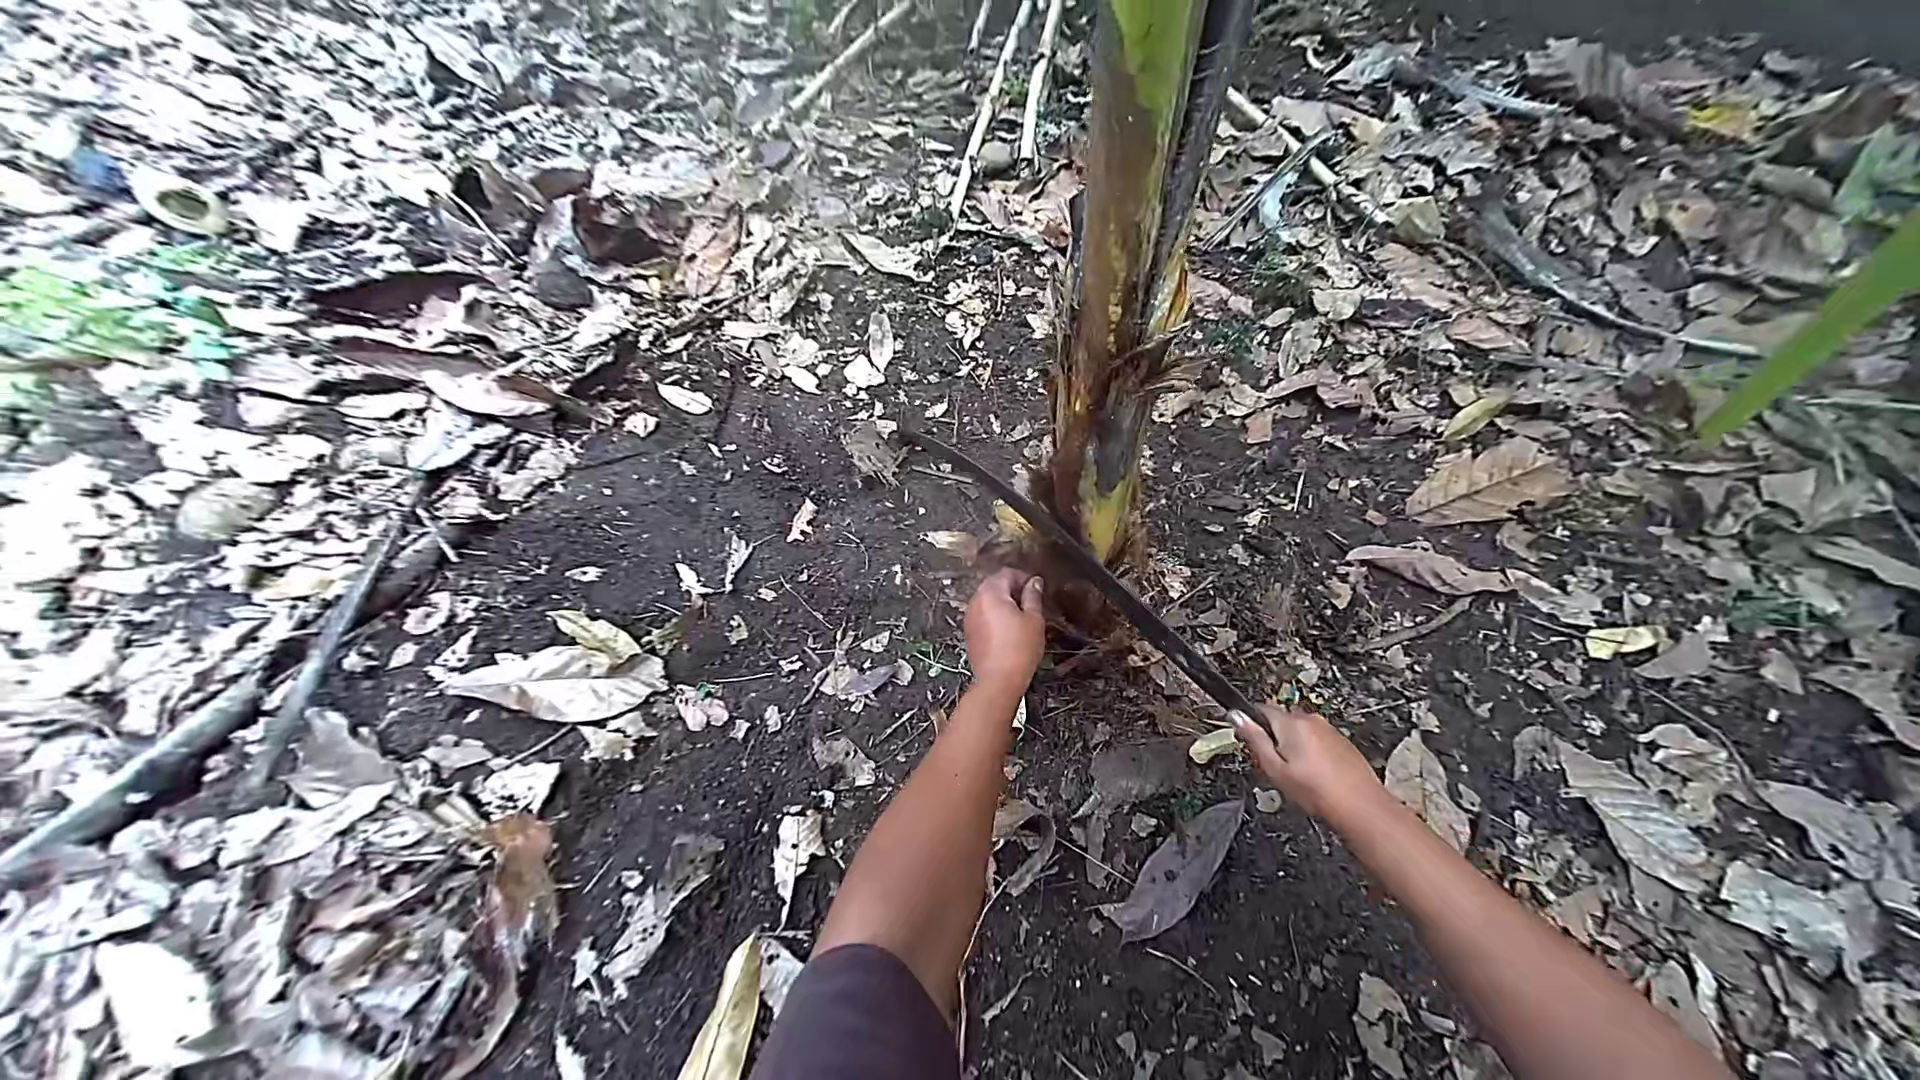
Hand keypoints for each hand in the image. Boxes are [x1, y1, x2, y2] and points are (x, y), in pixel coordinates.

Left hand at [963, 569, 1045, 690]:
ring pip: (988, 600)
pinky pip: (983, 614)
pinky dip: (995, 615)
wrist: (998, 681)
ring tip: (1022, 617)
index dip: (1024, 578)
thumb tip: (1034, 582)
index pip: (1006, 573)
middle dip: (1013, 590)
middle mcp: (976, 601)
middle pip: (995, 585)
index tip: (1037, 590)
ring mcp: (969, 616)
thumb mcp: (1033, 620)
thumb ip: (1033, 596)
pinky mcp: (969, 631)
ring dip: (1004, 603)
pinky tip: (1009, 630)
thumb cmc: (1020, 649)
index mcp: (990, 593)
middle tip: (1031, 603)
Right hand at [1235, 706, 1388, 826]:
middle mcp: (1311, 720)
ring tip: (1298, 774)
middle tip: (1275, 766)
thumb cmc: (1318, 792)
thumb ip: (1254, 739)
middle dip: (1274, 738)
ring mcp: (1329, 730)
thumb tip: (1238, 717)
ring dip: (1294, 746)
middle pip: (1281, 721)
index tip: (1251, 742)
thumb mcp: (1274, 769)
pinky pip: (1317, 740)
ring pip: (1300, 731)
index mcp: (1292, 723)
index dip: (1251, 726)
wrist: (1361, 808)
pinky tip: (1316, 775)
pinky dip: (1313, 752)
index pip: (1260, 709)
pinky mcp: (1342, 742)